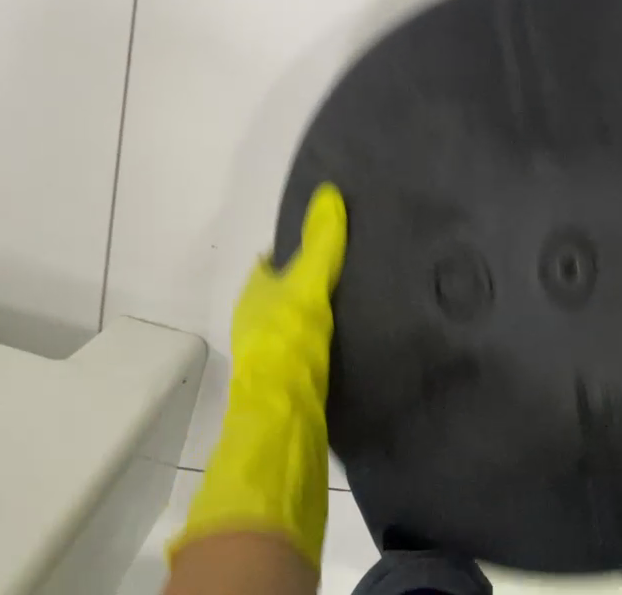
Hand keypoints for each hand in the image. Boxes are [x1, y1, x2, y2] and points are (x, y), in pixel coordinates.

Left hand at [171, 184, 346, 569]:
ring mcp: (274, 361)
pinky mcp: (295, 388)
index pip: (273, 262)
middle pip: (287, 294)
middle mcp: (257, 326)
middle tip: (357, 262)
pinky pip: (316, 352)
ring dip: (324, 313)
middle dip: (313, 280)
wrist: (284, 429)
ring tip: (367, 295)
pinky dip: (333, 342)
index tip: (329, 234)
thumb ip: (321, 243)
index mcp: (254, 297)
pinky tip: (361, 338)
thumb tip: (329, 191)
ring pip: (301, 324)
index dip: (296, 246)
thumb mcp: (308, 285)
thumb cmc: (288, 346)